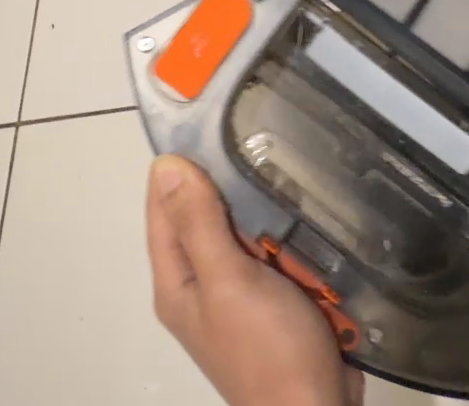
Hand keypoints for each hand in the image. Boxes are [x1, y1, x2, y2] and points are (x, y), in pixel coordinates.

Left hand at [145, 155, 359, 405]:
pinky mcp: (274, 296)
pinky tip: (306, 206)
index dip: (177, 167)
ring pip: (243, 228)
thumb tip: (166, 165)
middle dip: (227, 182)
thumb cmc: (266, 348)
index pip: (163, 207)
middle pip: (205, 214)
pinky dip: (286, 229)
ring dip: (262, 205)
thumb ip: (198, 224)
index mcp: (178, 281)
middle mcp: (201, 283)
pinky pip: (273, 247)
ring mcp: (239, 291)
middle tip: (255, 134)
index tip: (206, 120)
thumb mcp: (228, 280)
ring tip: (284, 161)